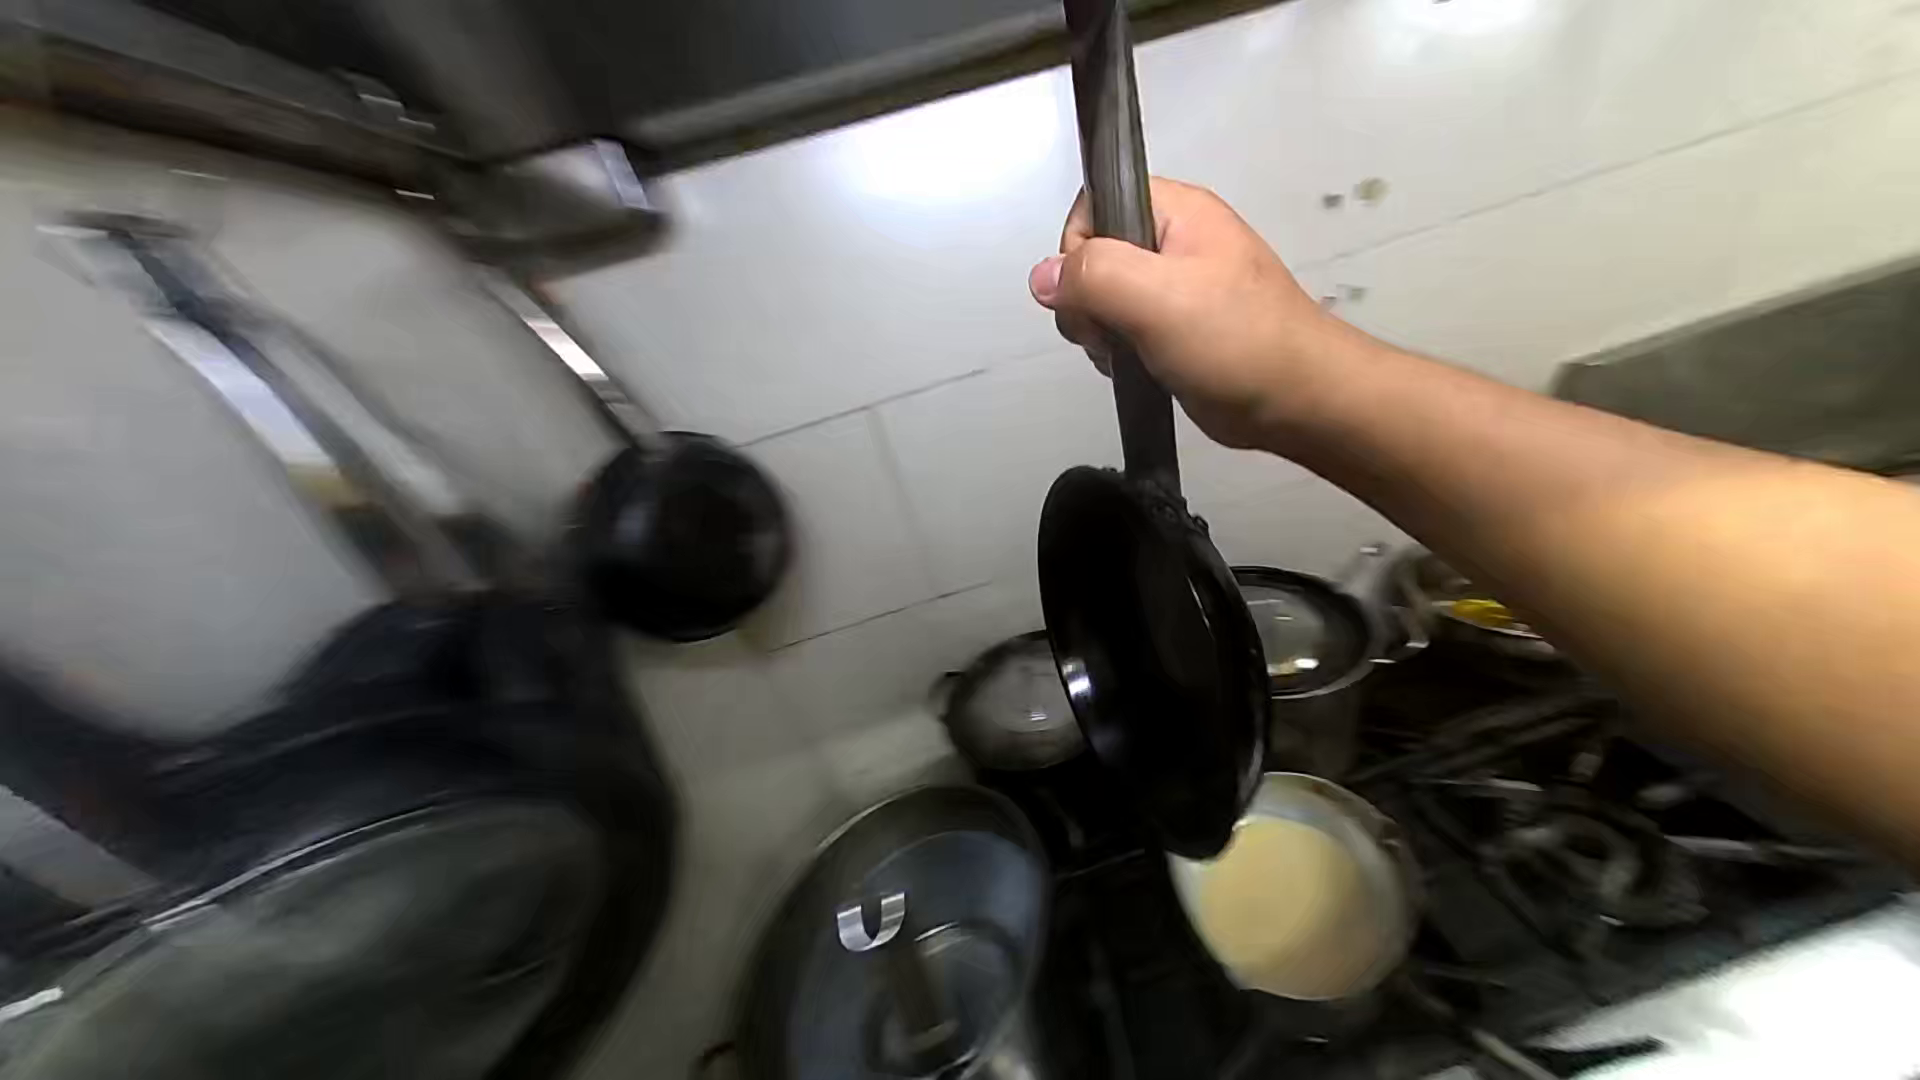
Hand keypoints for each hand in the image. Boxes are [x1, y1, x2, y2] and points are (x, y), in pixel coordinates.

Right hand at [1027, 178, 1351, 449]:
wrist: (1293, 400)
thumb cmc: (1234, 341)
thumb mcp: (1159, 298)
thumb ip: (1094, 276)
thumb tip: (1040, 277)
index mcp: (1174, 213)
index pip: (1094, 205)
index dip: (1078, 248)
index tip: (1093, 292)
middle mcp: (1168, 244)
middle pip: (1090, 256)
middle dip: (1084, 299)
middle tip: (1110, 331)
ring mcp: (1169, 289)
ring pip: (1099, 298)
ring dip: (1097, 331)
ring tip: (1125, 352)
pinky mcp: (1168, 328)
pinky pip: (1117, 328)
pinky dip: (1111, 349)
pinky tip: (1130, 366)